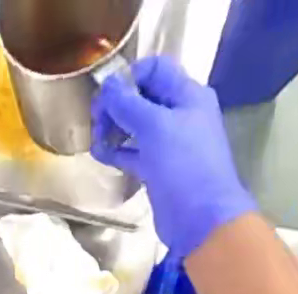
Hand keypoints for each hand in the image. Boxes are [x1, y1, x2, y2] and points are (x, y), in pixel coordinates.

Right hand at [91, 56, 255, 257]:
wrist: (202, 219)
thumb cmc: (184, 166)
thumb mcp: (155, 126)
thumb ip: (128, 104)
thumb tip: (106, 87)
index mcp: (187, 95)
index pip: (154, 70)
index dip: (129, 77)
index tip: (105, 94)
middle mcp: (180, 116)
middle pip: (142, 98)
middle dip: (117, 105)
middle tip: (96, 120)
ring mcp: (169, 145)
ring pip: (136, 127)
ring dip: (114, 129)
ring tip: (96, 139)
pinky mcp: (158, 171)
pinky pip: (134, 154)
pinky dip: (118, 152)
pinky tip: (100, 154)